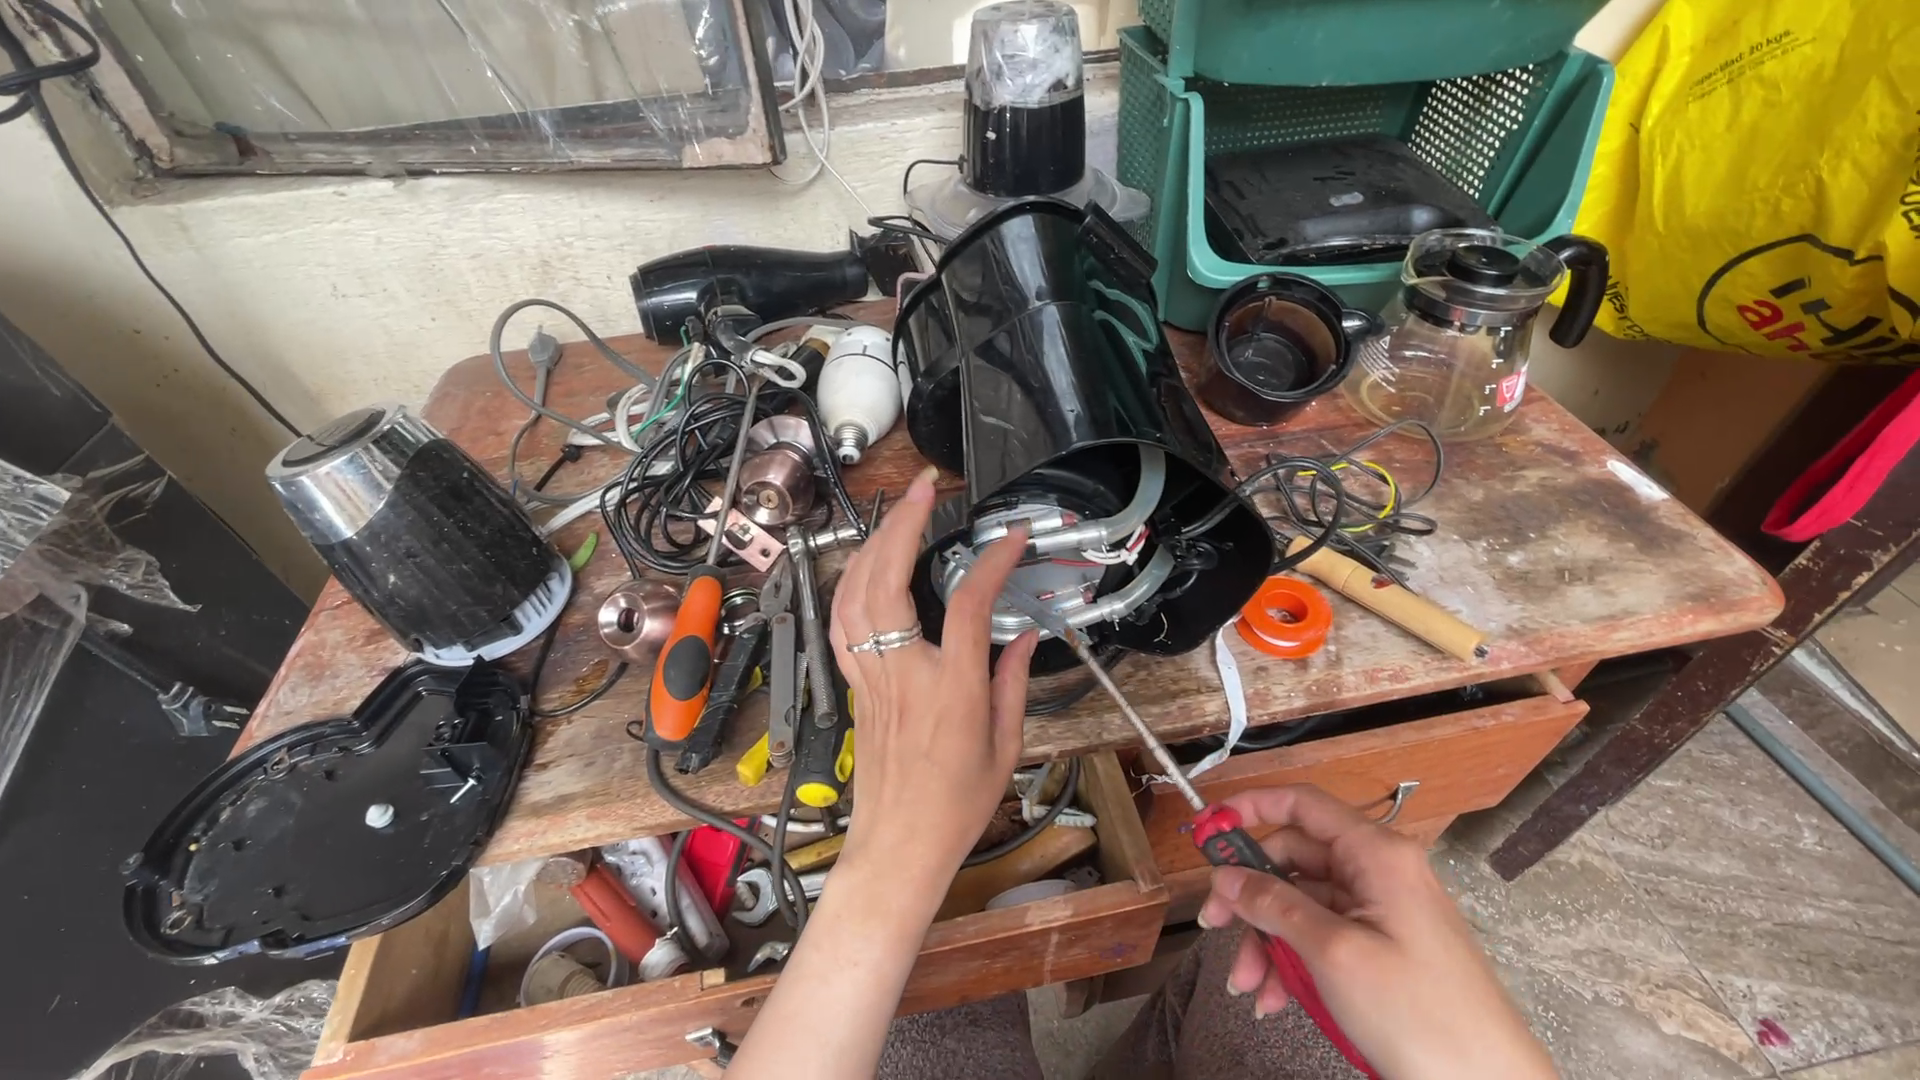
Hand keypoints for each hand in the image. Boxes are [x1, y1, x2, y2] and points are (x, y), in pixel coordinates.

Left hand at [829, 465, 1039, 887]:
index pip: (969, 604)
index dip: (991, 560)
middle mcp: (903, 673)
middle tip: (925, 489)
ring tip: (895, 513)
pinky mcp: (854, 686)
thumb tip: (1021, 635)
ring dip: (872, 544)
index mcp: (951, 688)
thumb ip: (1012, 682)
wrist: (899, 845)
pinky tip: (862, 564)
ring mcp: (871, 677)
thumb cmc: (955, 805)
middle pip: (889, 580)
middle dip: (904, 524)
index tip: (1011, 535)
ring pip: (855, 595)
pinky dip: (849, 584)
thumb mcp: (1006, 745)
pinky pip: (841, 624)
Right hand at [1197, 785, 1554, 1079]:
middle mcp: (1377, 872)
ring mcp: (1379, 912)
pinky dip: (1291, 963)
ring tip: (1245, 986)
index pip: (1302, 804)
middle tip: (1214, 926)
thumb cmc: (1417, 1013)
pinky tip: (1272, 1000)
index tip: (1206, 828)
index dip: (1250, 806)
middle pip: (1292, 861)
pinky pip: (1320, 938)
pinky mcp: (1380, 949)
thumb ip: (1273, 904)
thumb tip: (1224, 875)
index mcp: (1375, 854)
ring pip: (1300, 905)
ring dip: (1266, 940)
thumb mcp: (1333, 953)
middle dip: (1250, 897)